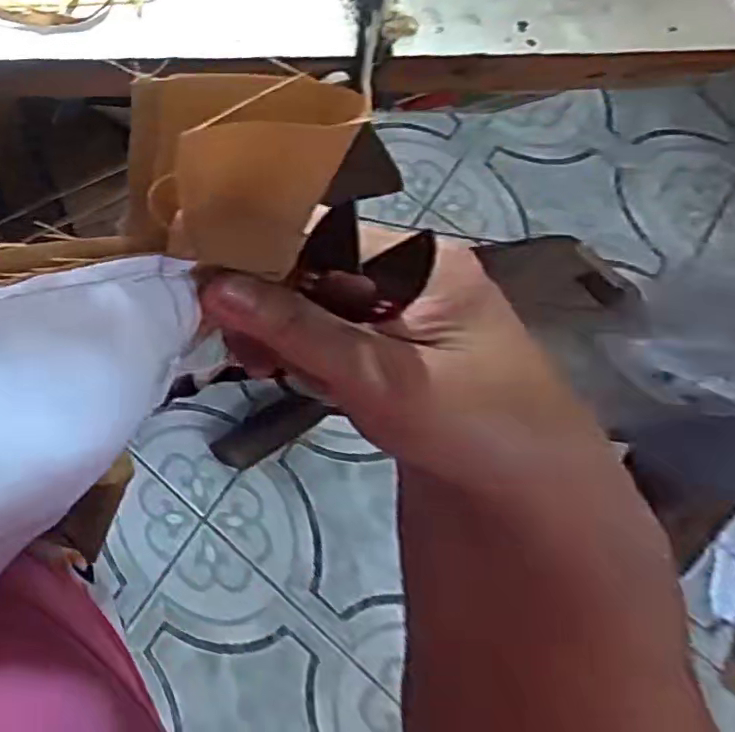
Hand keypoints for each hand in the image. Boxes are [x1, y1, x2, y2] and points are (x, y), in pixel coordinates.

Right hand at [199, 240, 608, 493]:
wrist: (533, 504)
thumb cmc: (476, 433)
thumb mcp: (381, 379)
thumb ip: (294, 328)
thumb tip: (209, 284)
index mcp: (415, 259)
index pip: (311, 231)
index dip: (249, 247)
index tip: (201, 281)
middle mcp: (394, 267)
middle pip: (293, 261)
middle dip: (253, 300)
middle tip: (237, 344)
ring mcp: (380, 301)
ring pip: (288, 293)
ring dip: (261, 326)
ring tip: (258, 366)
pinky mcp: (365, 332)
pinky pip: (300, 320)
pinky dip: (278, 343)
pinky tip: (276, 369)